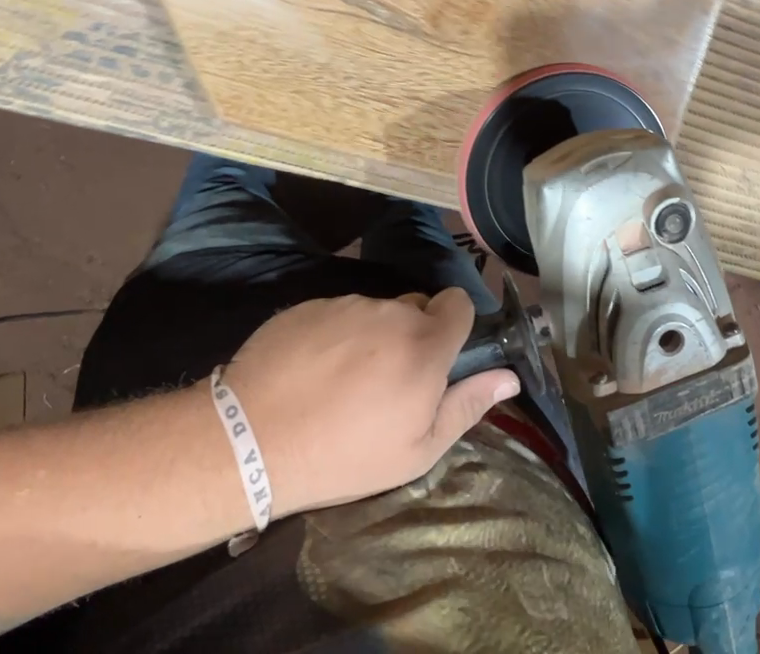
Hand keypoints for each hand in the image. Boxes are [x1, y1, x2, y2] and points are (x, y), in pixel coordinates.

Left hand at [220, 288, 519, 517]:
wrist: (250, 442)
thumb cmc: (344, 456)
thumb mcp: (416, 451)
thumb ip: (467, 406)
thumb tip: (508, 376)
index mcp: (424, 345)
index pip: (458, 303)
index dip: (455, 324)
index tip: (439, 356)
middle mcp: (389, 313)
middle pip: (415, 308)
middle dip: (411, 335)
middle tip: (386, 381)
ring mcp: (344, 305)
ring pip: (374, 312)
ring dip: (371, 336)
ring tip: (341, 382)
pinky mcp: (306, 306)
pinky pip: (335, 314)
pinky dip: (332, 336)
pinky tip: (310, 373)